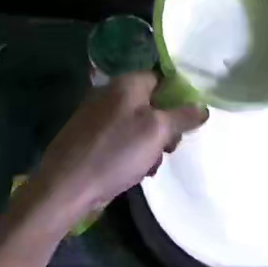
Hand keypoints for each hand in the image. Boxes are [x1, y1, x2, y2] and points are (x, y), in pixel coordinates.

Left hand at [17, 72, 205, 229]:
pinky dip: (131, 152)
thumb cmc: (115, 152)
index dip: (180, 97)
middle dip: (165, 126)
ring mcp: (96, 116)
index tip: (189, 119)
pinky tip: (133, 171)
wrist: (64, 188)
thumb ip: (184, 116)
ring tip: (149, 165)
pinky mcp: (88, 138)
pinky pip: (120, 138)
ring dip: (150, 144)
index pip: (163, 79)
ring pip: (138, 124)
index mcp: (127, 84)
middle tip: (169, 147)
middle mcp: (109, 93)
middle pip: (152, 103)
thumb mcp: (159, 131)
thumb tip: (203, 108)